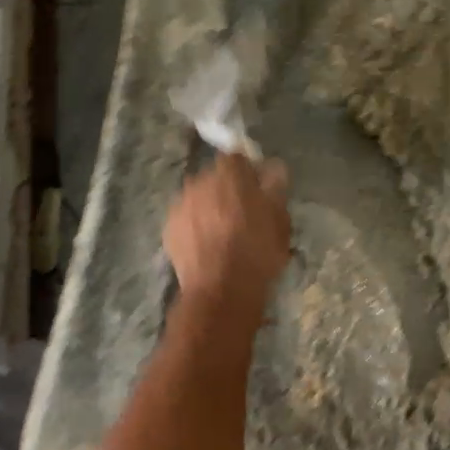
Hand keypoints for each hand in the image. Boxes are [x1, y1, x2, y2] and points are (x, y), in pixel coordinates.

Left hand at [163, 153, 291, 317]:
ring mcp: (180, 205)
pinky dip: (195, 227)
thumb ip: (276, 189)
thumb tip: (273, 168)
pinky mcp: (169, 229)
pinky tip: (207, 247)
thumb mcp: (280, 222)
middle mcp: (199, 181)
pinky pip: (186, 220)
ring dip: (208, 208)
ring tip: (222, 234)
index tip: (258, 190)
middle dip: (226, 190)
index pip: (237, 158)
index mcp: (229, 174)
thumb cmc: (257, 254)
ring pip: (198, 198)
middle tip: (242, 215)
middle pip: (214, 177)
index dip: (248, 172)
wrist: (221, 291)